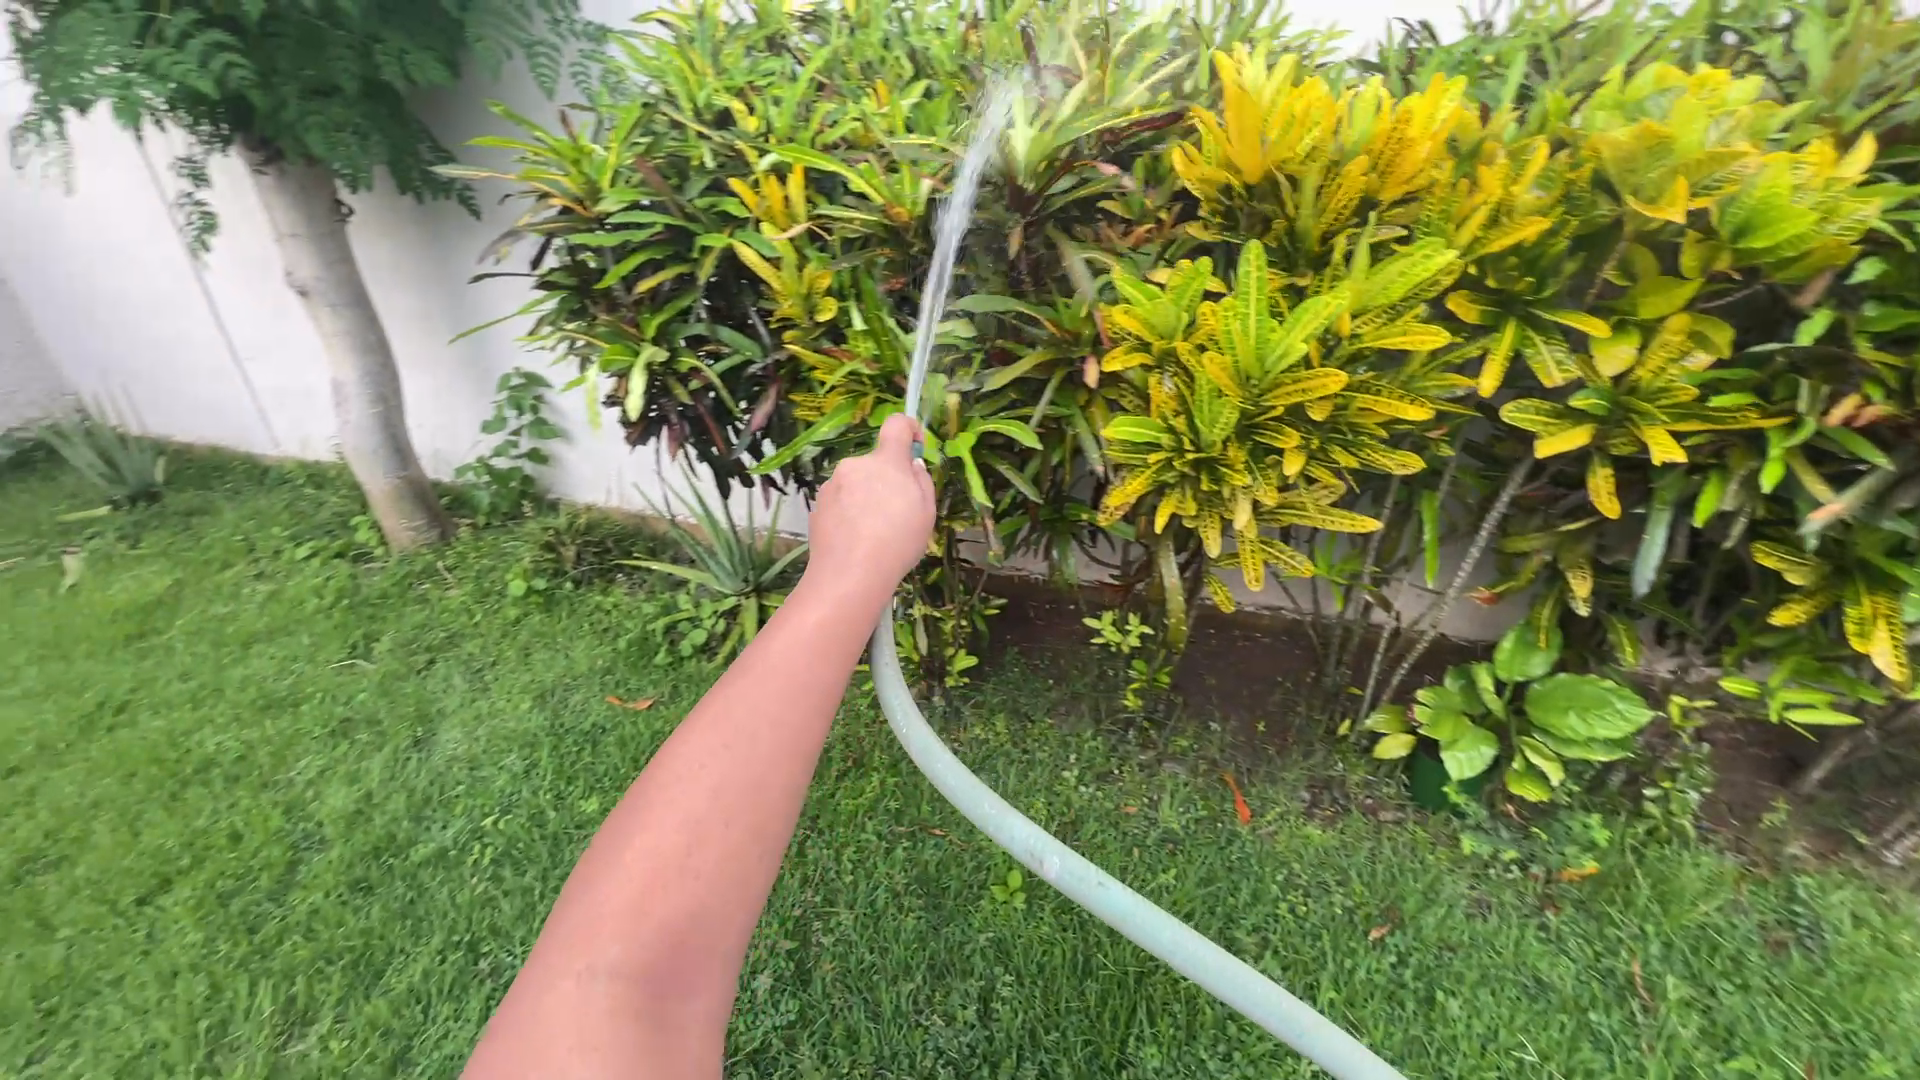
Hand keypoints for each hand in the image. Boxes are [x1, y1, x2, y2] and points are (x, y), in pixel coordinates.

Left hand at [801, 413, 934, 606]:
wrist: (849, 574)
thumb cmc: (897, 542)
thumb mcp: (926, 513)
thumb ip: (921, 481)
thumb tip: (911, 466)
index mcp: (885, 461)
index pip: (896, 425)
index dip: (909, 429)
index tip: (915, 447)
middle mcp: (855, 465)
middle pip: (875, 463)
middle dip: (886, 480)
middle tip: (897, 513)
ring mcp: (832, 484)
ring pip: (856, 483)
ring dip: (865, 498)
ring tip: (873, 533)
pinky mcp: (817, 505)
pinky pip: (840, 501)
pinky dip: (848, 513)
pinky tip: (854, 540)